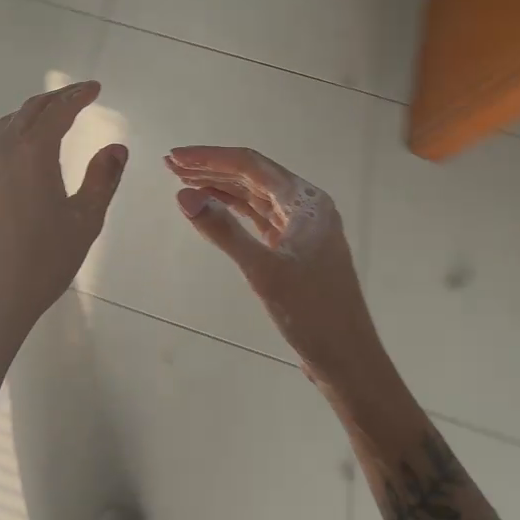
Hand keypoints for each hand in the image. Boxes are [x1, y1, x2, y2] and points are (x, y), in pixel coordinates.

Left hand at [0, 81, 126, 345]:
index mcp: (32, 152)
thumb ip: (103, 177)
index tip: (95, 88)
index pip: (58, 111)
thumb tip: (117, 146)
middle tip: (82, 95)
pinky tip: (30, 144)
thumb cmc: (45, 259)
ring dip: (34, 111)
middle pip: (31, 110)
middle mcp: (4, 150)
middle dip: (57, 98)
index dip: (78, 95)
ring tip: (57, 113)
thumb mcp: (86, 219)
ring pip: (10, 122)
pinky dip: (18, 129)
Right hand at [166, 146, 380, 379]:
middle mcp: (306, 206)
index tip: (174, 157)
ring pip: (253, 196)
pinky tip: (209, 208)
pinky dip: (231, 210)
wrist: (349, 363)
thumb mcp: (263, 270)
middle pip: (251, 176)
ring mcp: (302, 227)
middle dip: (210, 168)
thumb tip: (183, 196)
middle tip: (170, 166)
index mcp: (306, 201)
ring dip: (218, 187)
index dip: (209, 157)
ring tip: (182, 182)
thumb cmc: (312, 313)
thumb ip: (222, 230)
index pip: (250, 165)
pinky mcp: (295, 248)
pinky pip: (257, 216)